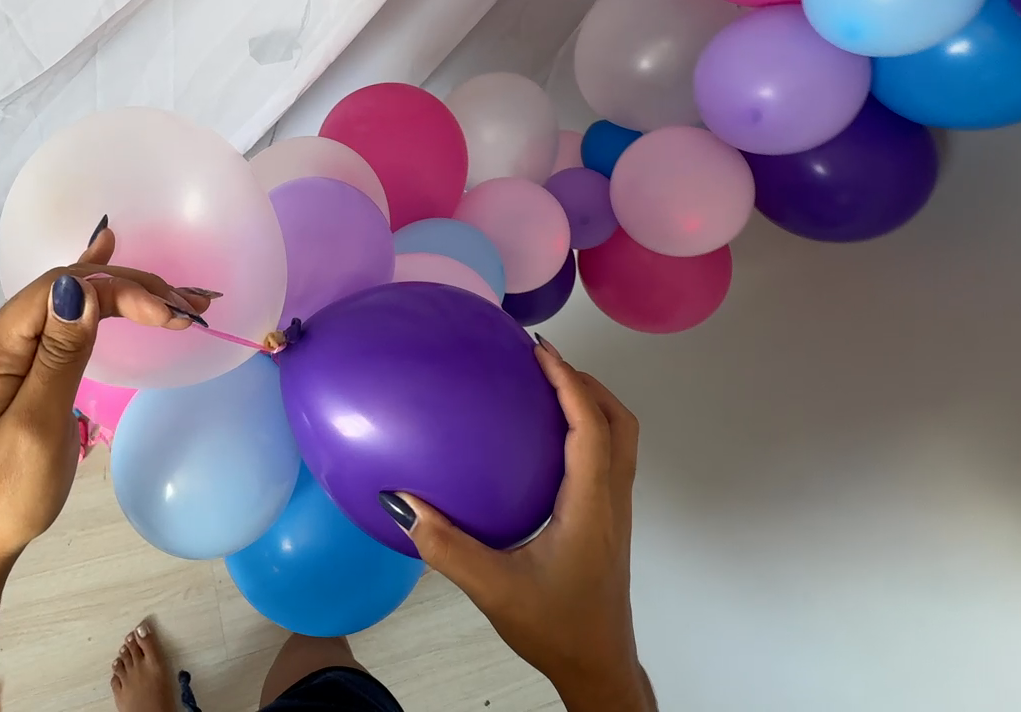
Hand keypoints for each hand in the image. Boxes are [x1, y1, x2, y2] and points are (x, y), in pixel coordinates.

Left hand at [0, 221, 213, 567]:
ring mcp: (9, 347)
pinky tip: (105, 253)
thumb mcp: (38, 427)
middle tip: (190, 307)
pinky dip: (95, 289)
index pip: (61, 290)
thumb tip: (81, 288)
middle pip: (69, 288)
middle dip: (132, 289)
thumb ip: (61, 355)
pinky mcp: (24, 362)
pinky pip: (64, 314)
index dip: (119, 289)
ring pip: (73, 299)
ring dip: (126, 292)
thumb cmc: (9, 493)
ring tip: (180, 296)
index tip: (170, 315)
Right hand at [391, 335, 653, 711]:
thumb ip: (445, 546)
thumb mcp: (492, 589)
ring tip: (547, 386)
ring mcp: (615, 511)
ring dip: (591, 403)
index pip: (591, 429)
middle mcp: (612, 501)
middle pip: (620, 423)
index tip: (539, 351)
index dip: (568, 383)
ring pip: (620, 439)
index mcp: (590, 507)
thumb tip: (399, 501)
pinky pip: (607, 458)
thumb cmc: (555, 628)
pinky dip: (586, 429)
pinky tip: (543, 438)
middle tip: (543, 361)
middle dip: (586, 383)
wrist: (599, 669)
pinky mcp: (609, 521)